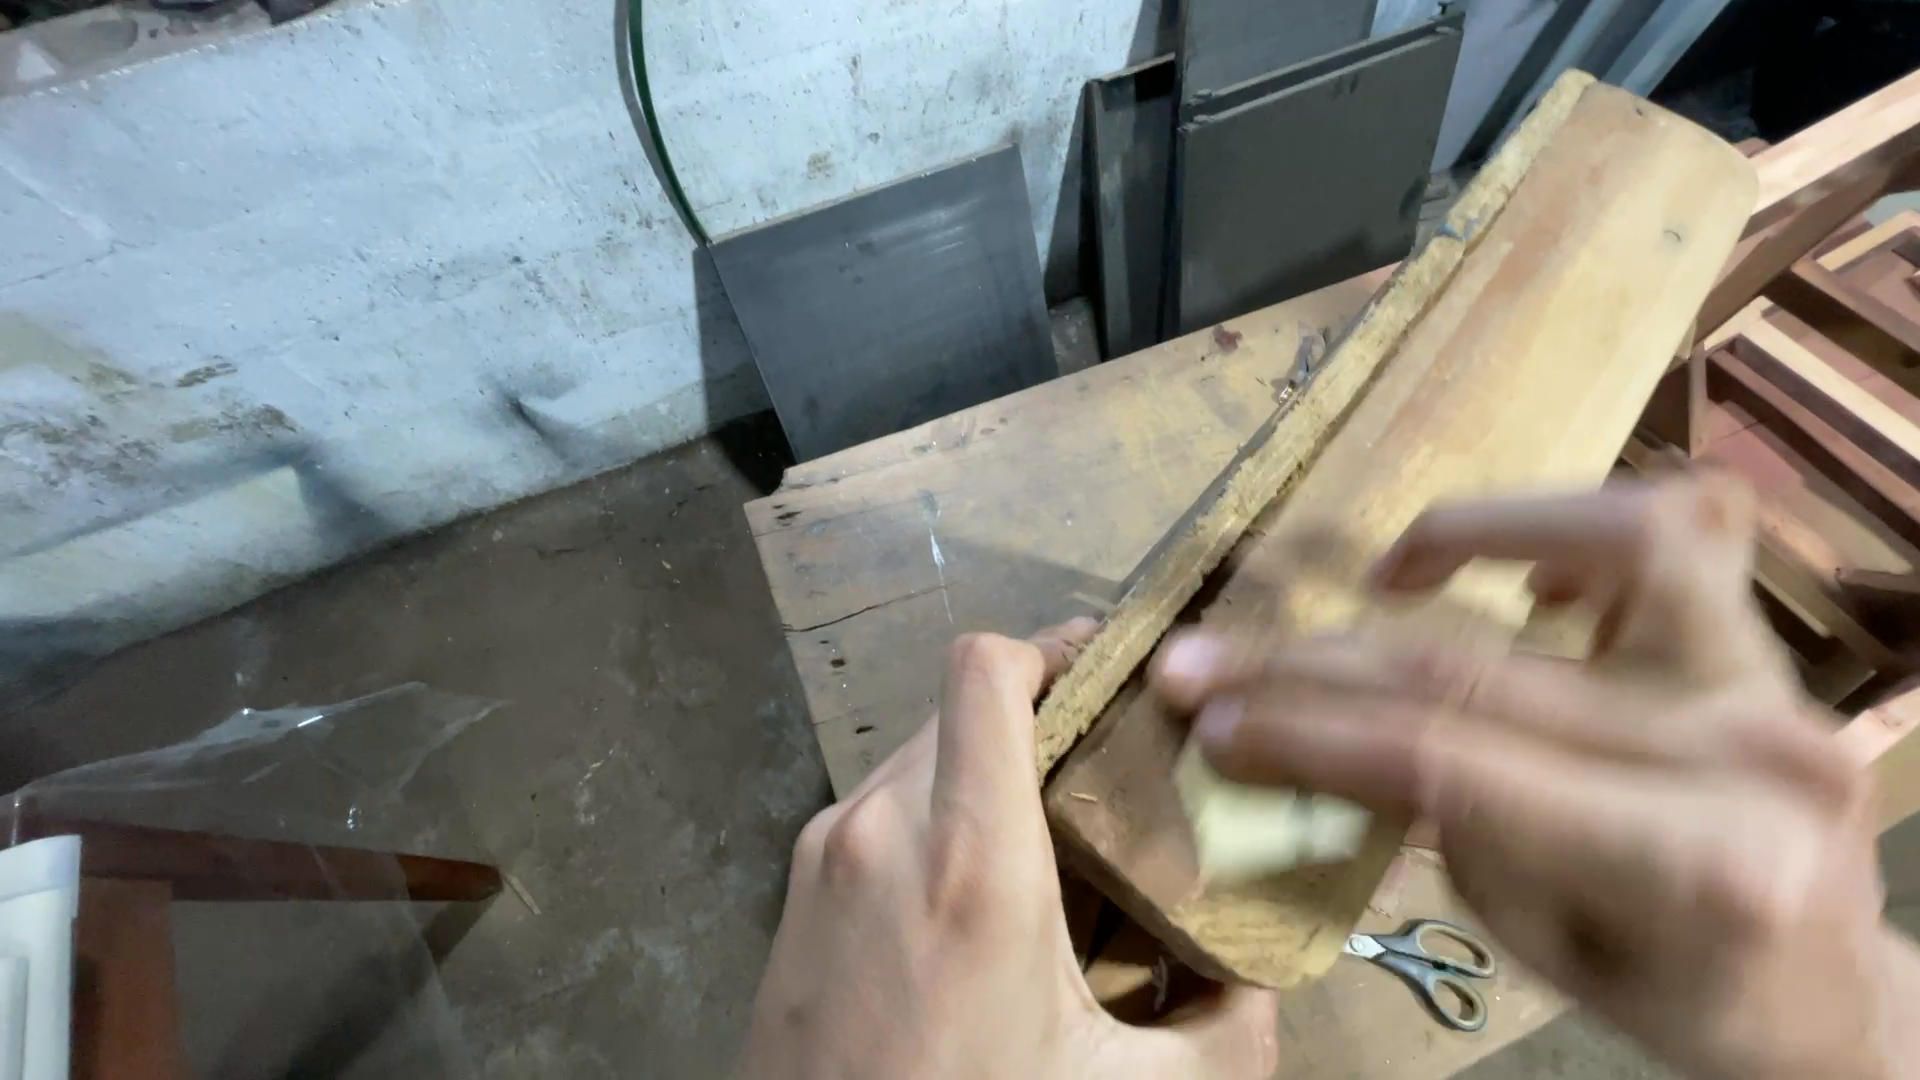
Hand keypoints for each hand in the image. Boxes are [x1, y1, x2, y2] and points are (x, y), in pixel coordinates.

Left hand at [740, 619, 1278, 1078]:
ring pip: (920, 752)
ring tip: (1038, 828)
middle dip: (1032, 717)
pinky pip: (882, 803)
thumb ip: (1222, 1027)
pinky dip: (933, 809)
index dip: (1043, 648)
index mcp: (968, 862)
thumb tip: (1258, 966)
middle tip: (1093, 760)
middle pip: (961, 707)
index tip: (1096, 668)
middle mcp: (881, 828)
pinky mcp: (799, 880)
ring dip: (981, 767)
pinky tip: (964, 883)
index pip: (983, 674)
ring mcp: (826, 849)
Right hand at [1152, 477, 1912, 1079]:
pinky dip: (1563, 522)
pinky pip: (1676, 527)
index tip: (1209, 723)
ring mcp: (1765, 674)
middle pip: (1461, 669)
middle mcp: (1739, 750)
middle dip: (1302, 665)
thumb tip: (1284, 735)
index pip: (1440, 761)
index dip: (1304, 735)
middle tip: (1201, 659)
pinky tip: (1508, 574)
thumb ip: (1419, 819)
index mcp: (1689, 864)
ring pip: (1611, 539)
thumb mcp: (1522, 934)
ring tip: (1382, 577)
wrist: (1820, 984)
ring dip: (1466, 535)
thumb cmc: (1662, 981)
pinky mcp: (1758, 636)